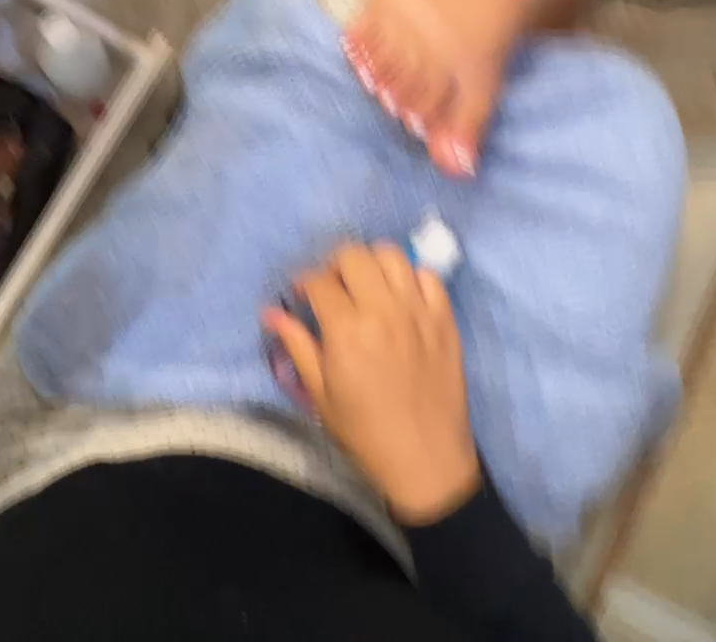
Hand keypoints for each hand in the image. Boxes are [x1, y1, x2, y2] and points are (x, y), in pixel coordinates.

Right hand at [264, 243, 480, 524]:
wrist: (425, 460)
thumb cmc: (364, 430)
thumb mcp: (320, 392)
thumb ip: (297, 344)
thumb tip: (271, 312)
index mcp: (346, 329)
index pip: (318, 280)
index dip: (304, 282)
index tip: (302, 294)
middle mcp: (383, 311)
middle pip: (354, 255)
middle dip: (335, 265)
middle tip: (333, 287)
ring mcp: (418, 312)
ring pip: (392, 255)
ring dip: (372, 263)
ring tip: (367, 285)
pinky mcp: (445, 321)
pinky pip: (429, 276)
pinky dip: (411, 277)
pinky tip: (401, 296)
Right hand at [346, 0, 598, 176]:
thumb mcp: (547, 30)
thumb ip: (525, 67)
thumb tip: (513, 91)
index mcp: (479, 55)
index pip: (460, 112)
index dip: (454, 141)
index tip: (451, 164)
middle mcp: (437, 43)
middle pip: (417, 97)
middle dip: (417, 119)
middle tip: (415, 128)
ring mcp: (407, 15)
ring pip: (387, 70)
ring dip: (388, 92)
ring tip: (389, 102)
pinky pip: (364, 35)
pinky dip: (363, 55)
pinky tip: (363, 68)